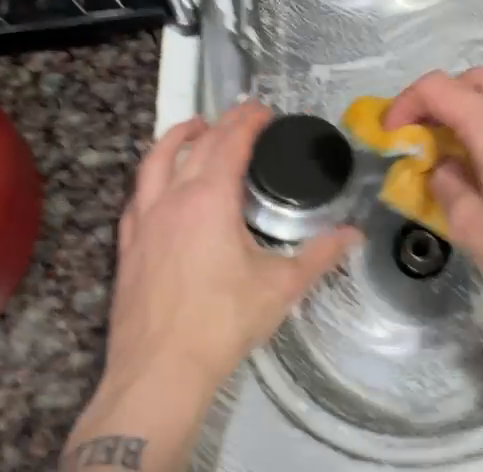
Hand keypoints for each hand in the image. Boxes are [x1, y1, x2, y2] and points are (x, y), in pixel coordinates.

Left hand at [100, 102, 360, 396]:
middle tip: (243, 114)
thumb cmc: (224, 322)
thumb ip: (321, 254)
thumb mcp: (283, 286)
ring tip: (194, 127)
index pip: (231, 142)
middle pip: (196, 145)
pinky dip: (151, 178)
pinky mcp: (127, 247)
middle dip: (222, 123)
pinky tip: (159, 186)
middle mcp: (173, 199)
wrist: (160, 372)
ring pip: (154, 163)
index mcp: (211, 199)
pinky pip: (136, 197)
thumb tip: (355, 234)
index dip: (249, 120)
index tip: (265, 110)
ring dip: (175, 138)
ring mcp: (144, 222)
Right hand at [384, 69, 482, 290]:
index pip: (437, 88)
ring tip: (456, 152)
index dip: (406, 103)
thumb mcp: (472, 226)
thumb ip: (446, 187)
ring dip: (469, 109)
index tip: (392, 134)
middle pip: (470, 79)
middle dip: (439, 99)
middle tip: (424, 135)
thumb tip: (443, 167)